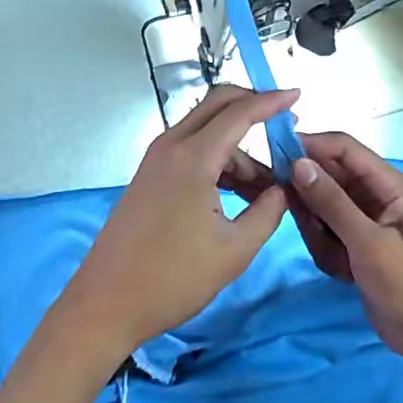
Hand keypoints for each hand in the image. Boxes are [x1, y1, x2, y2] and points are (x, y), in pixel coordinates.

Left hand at [62, 86, 295, 351]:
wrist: (104, 306)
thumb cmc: (173, 279)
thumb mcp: (235, 250)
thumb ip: (268, 212)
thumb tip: (284, 189)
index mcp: (192, 157)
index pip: (240, 112)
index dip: (272, 101)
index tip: (297, 95)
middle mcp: (171, 146)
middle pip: (218, 105)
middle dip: (254, 106)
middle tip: (284, 126)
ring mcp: (156, 160)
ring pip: (207, 131)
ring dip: (238, 148)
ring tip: (266, 188)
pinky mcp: (150, 176)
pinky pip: (192, 150)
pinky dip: (219, 161)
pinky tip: (238, 193)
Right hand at [284, 132, 402, 368]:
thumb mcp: (368, 242)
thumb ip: (332, 202)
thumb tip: (298, 163)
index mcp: (386, 182)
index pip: (342, 147)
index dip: (310, 146)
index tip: (275, 159)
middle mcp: (372, 194)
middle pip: (326, 177)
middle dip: (311, 202)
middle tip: (312, 230)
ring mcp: (361, 219)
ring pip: (320, 208)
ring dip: (320, 234)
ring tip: (338, 260)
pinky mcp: (353, 243)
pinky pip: (324, 233)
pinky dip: (326, 251)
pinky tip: (343, 273)